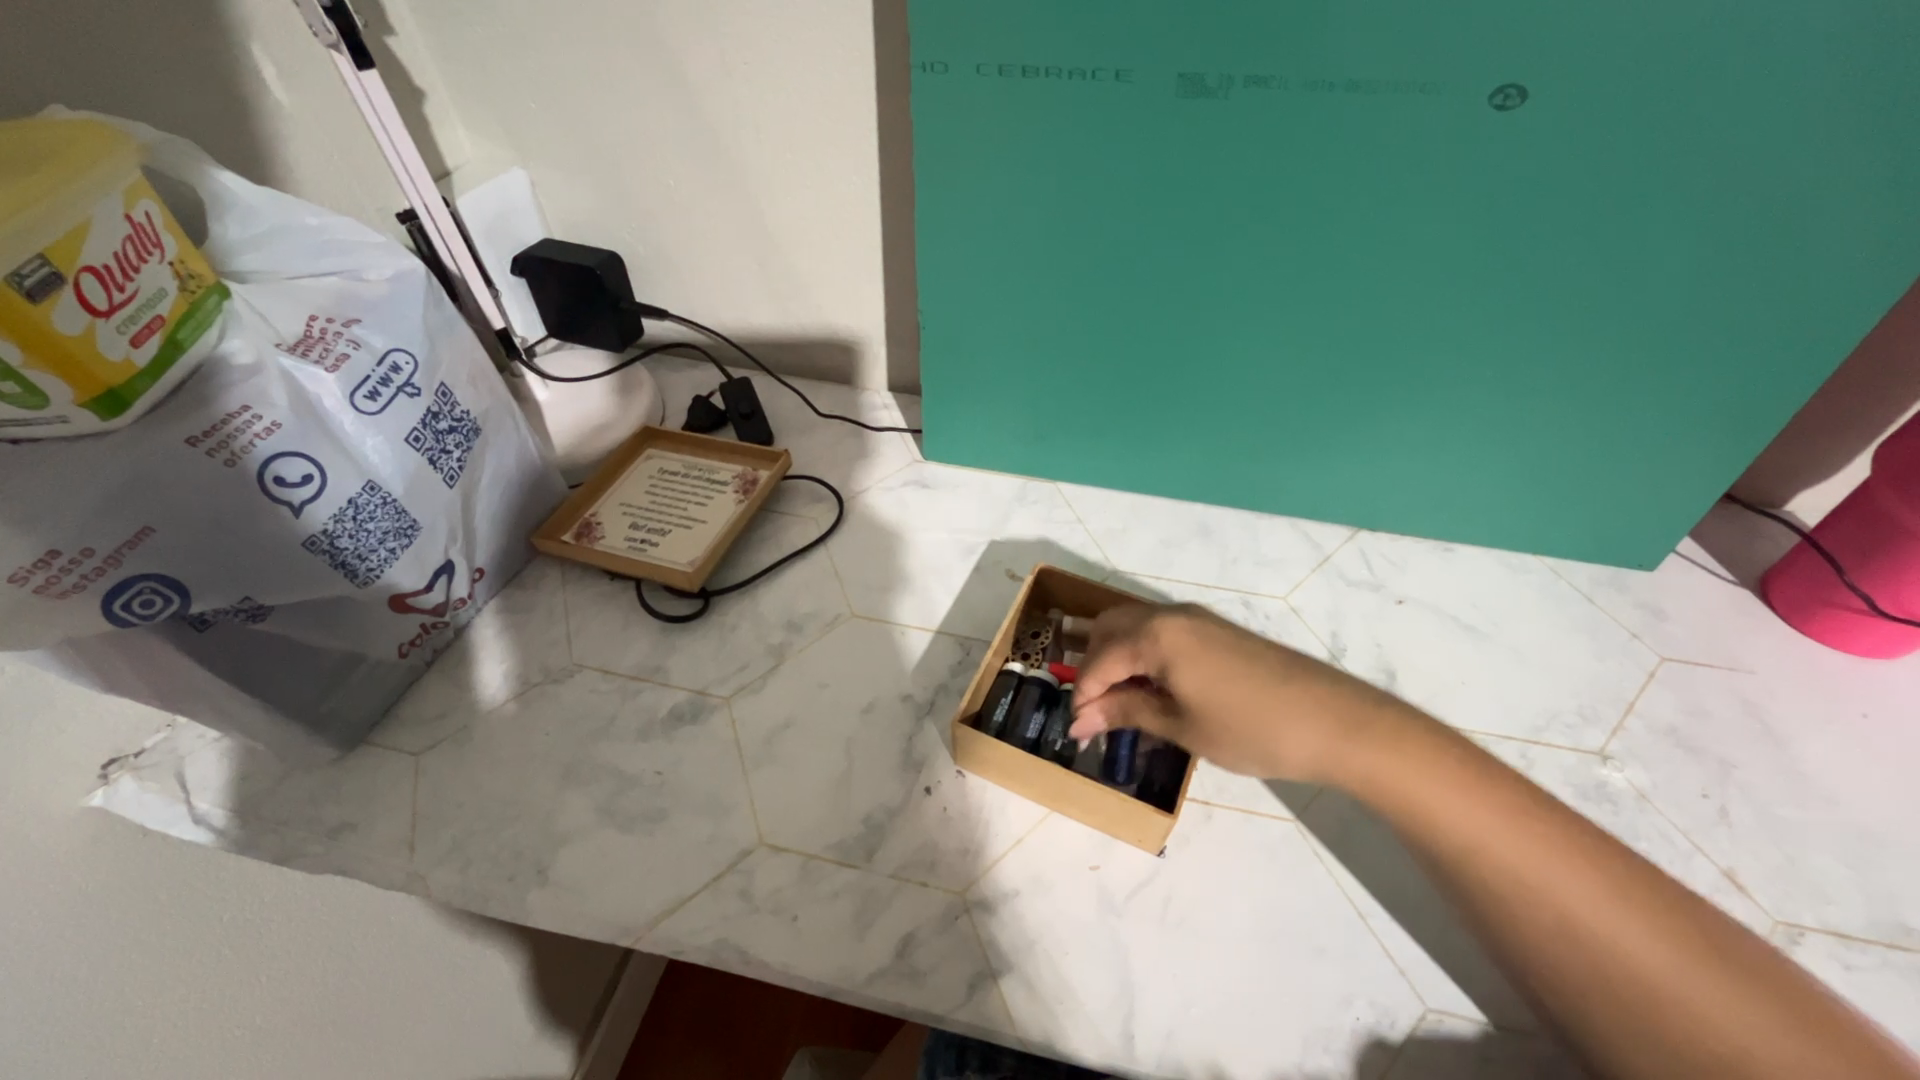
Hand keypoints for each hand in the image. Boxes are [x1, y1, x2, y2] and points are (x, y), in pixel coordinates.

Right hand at [1067, 603, 1417, 783]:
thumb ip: (1127, 713)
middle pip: (1111, 629)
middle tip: (1093, 711)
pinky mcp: (1218, 631)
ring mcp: (1198, 620)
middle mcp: (1172, 615)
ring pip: (1137, 627)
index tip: (1076, 731)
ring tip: (1119, 703)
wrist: (1335, 721)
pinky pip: (1163, 633)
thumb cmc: (1250, 728)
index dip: (1083, 696)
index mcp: (1156, 635)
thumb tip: (1081, 720)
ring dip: (1118, 658)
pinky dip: (1144, 656)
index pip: (1100, 660)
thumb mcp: (1182, 727)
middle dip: (1094, 667)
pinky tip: (1153, 690)